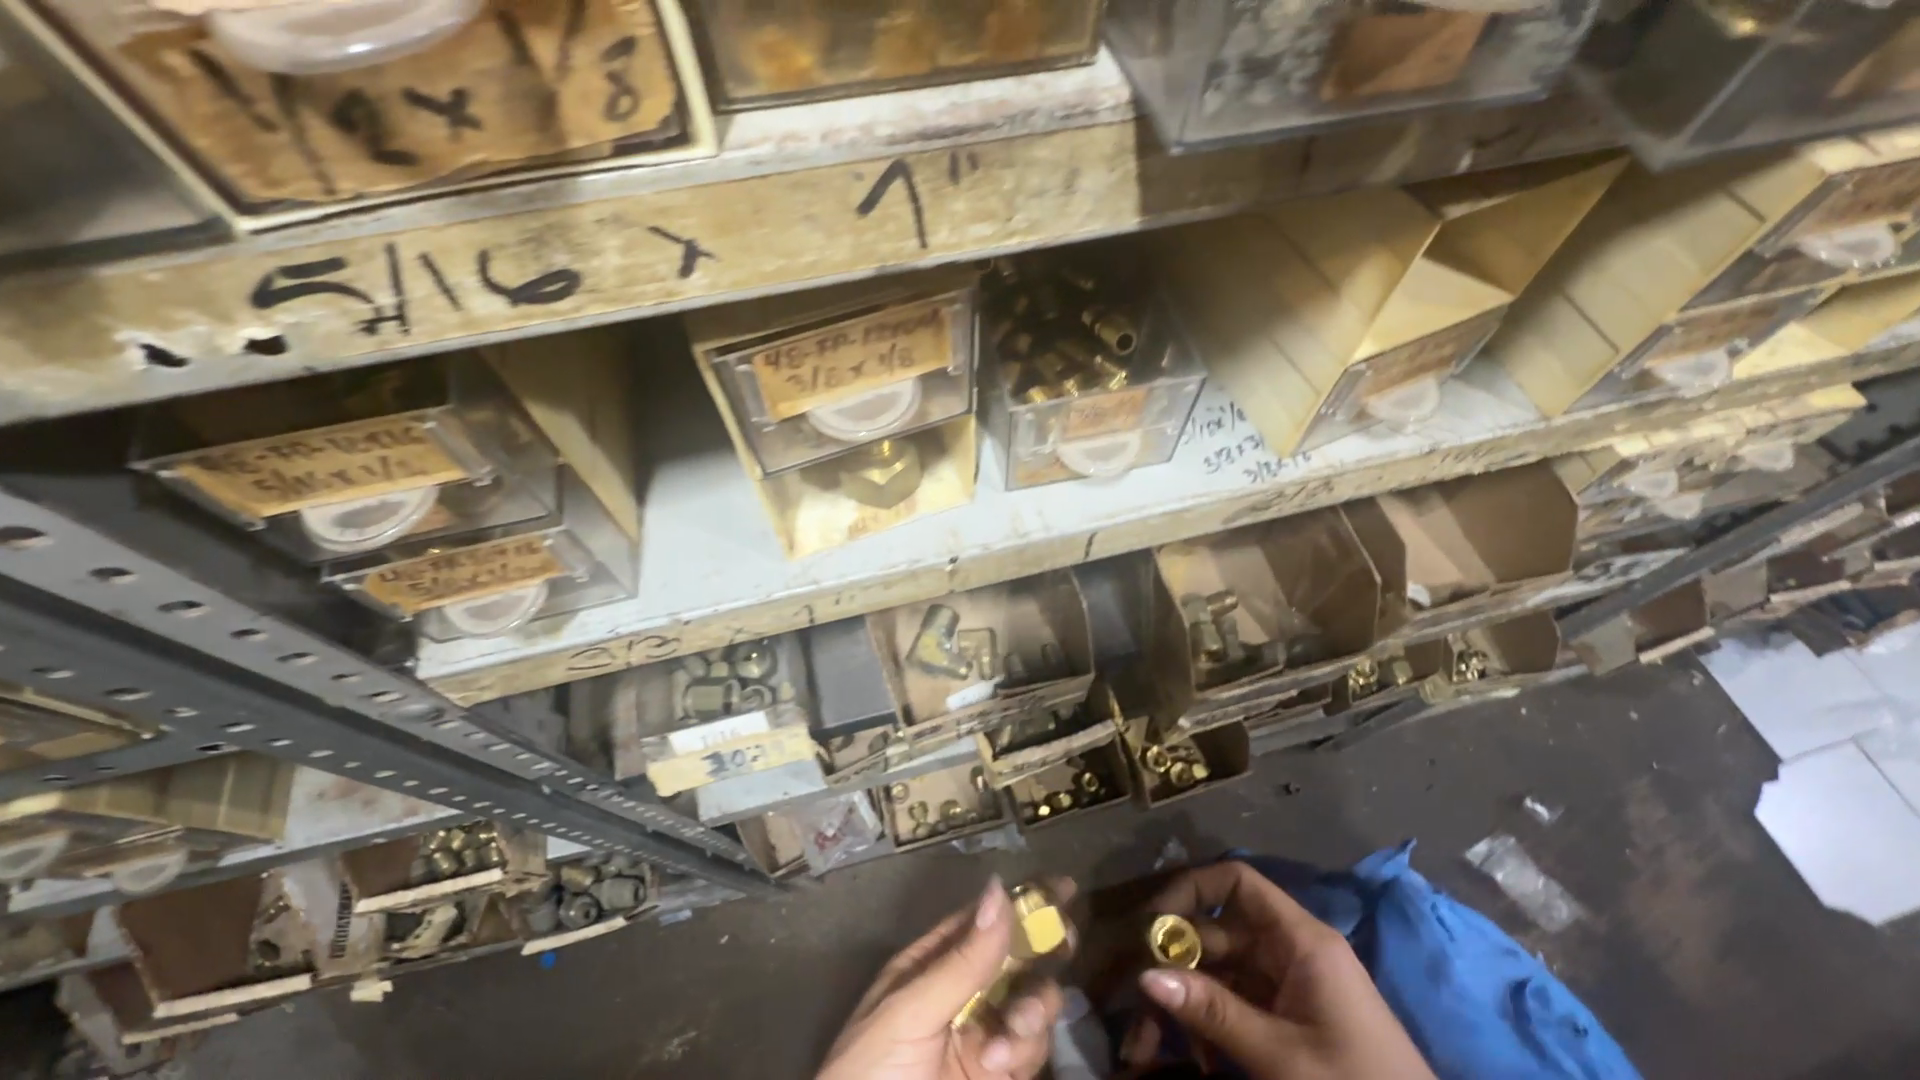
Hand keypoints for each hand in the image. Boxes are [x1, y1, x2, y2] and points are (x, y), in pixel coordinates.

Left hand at [816, 876, 1069, 1079]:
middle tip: (1062, 943)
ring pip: (1034, 1001)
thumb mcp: (910, 1011)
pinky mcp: (1003, 1073)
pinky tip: (1000, 1064)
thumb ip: (962, 959)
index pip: (981, 921)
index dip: (1021, 901)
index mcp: (930, 965)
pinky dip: (1026, 1049)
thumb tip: (999, 888)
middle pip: (1018, 958)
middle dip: (1043, 950)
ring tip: (1013, 1032)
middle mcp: (962, 993)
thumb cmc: (872, 1068)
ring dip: (1033, 1009)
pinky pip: (1033, 1046)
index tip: (1063, 887)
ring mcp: (984, 1034)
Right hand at [1124, 862, 1433, 1079]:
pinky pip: (1233, 1006)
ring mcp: (1289, 987)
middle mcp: (1290, 951)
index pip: (1237, 882)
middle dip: (1171, 967)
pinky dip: (1206, 1027)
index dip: (1191, 890)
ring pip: (1218, 975)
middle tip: (1133, 1005)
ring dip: (1182, 1005)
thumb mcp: (1280, 1054)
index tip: (1150, 925)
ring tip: (1145, 1047)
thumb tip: (1145, 974)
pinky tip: (1190, 1059)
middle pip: (1216, 935)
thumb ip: (1212, 1012)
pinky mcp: (1288, 1021)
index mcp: (1300, 939)